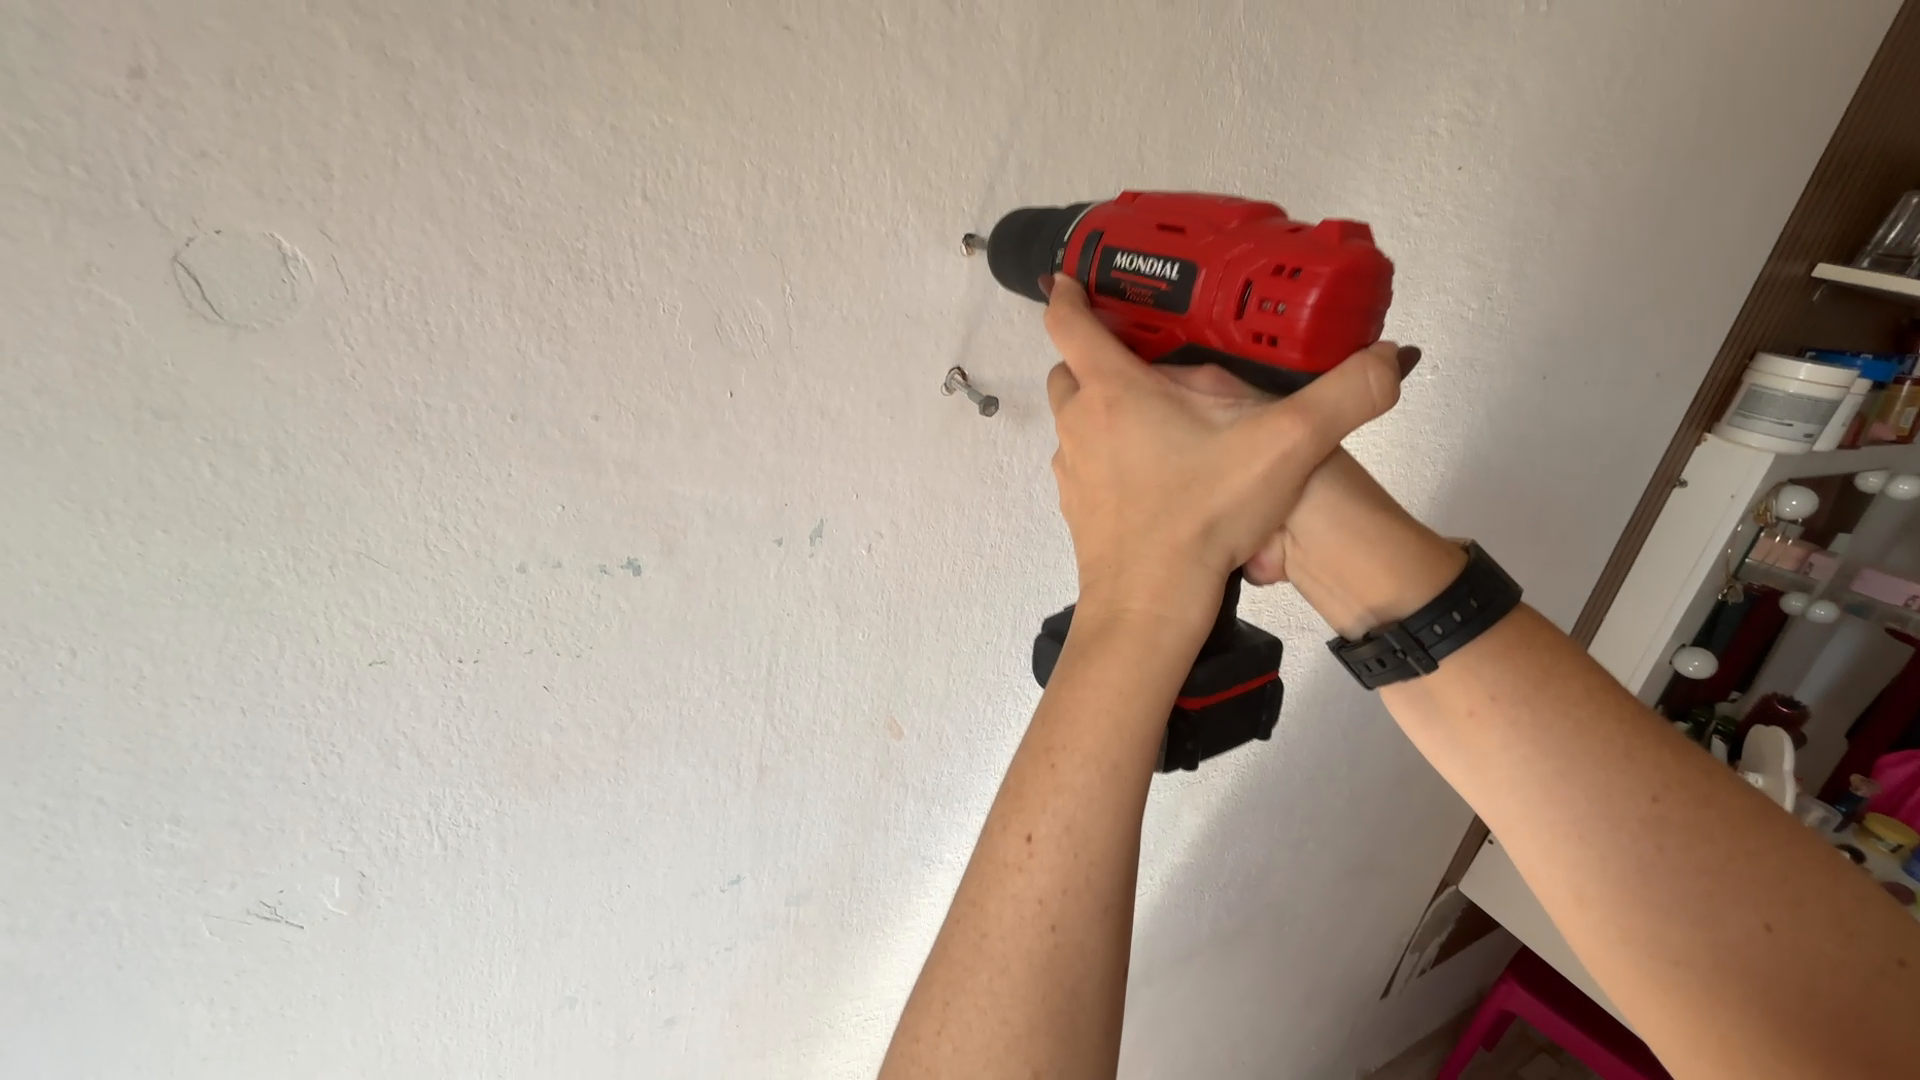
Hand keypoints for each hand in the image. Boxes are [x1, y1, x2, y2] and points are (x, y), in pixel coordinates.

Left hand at [1042, 273, 1402, 633]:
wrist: (1150, 603)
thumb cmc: (1201, 518)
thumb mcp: (1286, 447)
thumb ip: (1346, 395)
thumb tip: (1389, 359)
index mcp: (1114, 391)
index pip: (1069, 322)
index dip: (1070, 293)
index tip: (1077, 279)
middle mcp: (1080, 424)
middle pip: (1071, 371)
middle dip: (1096, 357)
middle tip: (1145, 359)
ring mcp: (1071, 469)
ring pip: (1075, 420)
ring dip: (1103, 409)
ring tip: (1160, 420)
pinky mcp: (1077, 508)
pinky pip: (1084, 464)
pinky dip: (1107, 456)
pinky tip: (1153, 474)